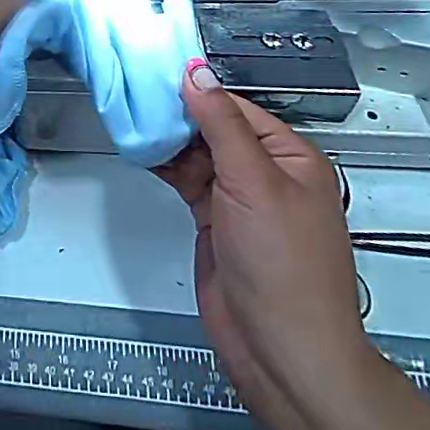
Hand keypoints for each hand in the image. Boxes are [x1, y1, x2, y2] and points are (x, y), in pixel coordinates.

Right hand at [153, 59, 375, 429]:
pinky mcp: (217, 222)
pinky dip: (168, 167)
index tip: (164, 78)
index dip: (201, 93)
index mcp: (290, 157)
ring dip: (171, 141)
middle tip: (142, 98)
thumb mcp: (254, 182)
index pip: (238, 109)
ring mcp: (240, 200)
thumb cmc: (289, 272)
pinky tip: (148, 154)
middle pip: (216, 129)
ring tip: (138, 122)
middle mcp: (266, 174)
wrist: (280, 352)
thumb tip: (199, 76)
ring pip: (199, 154)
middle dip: (182, 116)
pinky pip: (189, 181)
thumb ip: (222, 125)